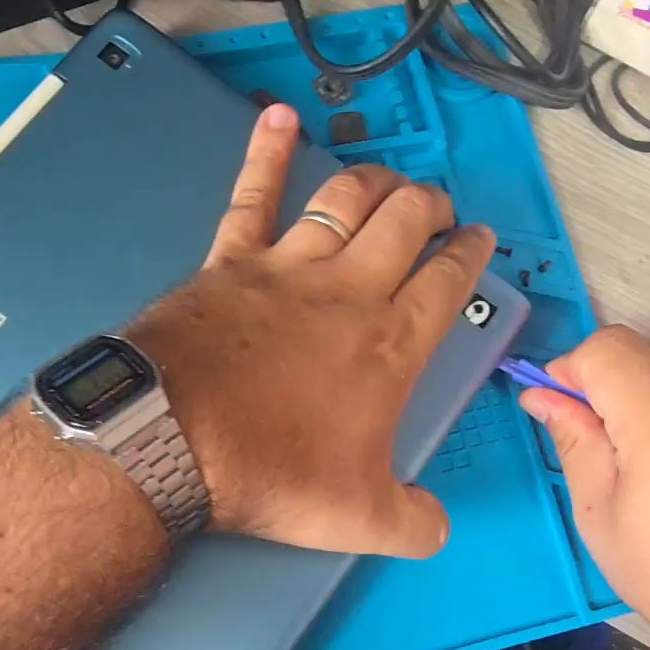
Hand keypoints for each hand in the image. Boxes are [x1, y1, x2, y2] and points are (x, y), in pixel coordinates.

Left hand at [127, 103, 494, 559]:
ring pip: (345, 201)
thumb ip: (413, 525)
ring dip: (375, 183)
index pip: (447, 282)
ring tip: (389, 180)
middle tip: (438, 209)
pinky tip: (277, 120)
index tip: (477, 242)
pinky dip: (267, 154)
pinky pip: (253, 195)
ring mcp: (286, 269)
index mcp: (389, 345)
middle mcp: (347, 292)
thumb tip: (436, 529)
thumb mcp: (358, 520)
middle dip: (431, 207)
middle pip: (405, 222)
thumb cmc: (269, 473)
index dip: (470, 255)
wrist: (172, 443)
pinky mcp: (230, 263)